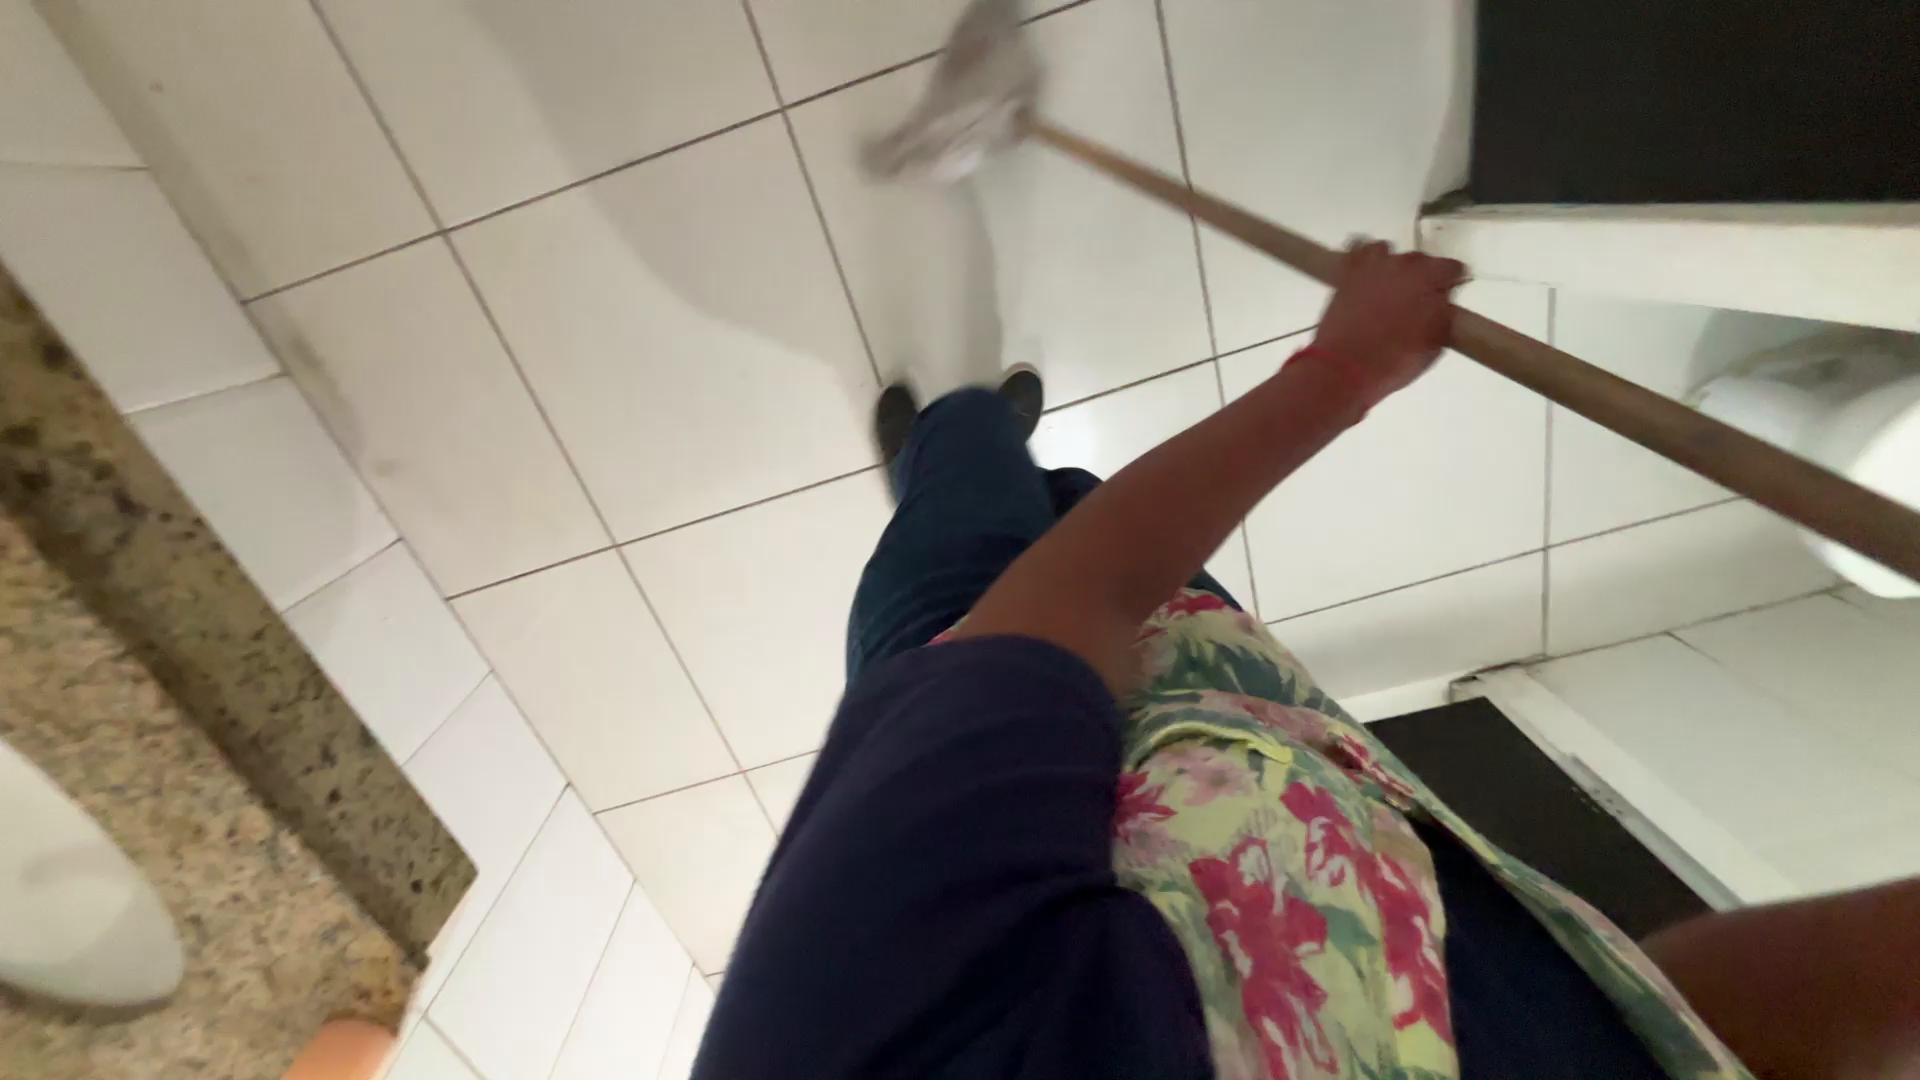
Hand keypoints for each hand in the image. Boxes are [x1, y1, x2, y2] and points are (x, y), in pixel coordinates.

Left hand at [1310, 240, 1466, 405]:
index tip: (1444, 297)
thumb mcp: (1434, 344)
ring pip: (1386, 252)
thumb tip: (1441, 302)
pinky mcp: (1345, 274)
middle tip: (1409, 303)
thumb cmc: (1393, 361)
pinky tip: (1361, 272)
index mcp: (1433, 278)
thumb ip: (1443, 315)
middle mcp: (1405, 263)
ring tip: (1382, 288)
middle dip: (1418, 278)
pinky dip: (1361, 258)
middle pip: (1419, 261)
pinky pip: (1355, 249)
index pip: (1453, 268)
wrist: (1341, 369)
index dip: (1450, 283)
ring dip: (1388, 266)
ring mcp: (1373, 265)